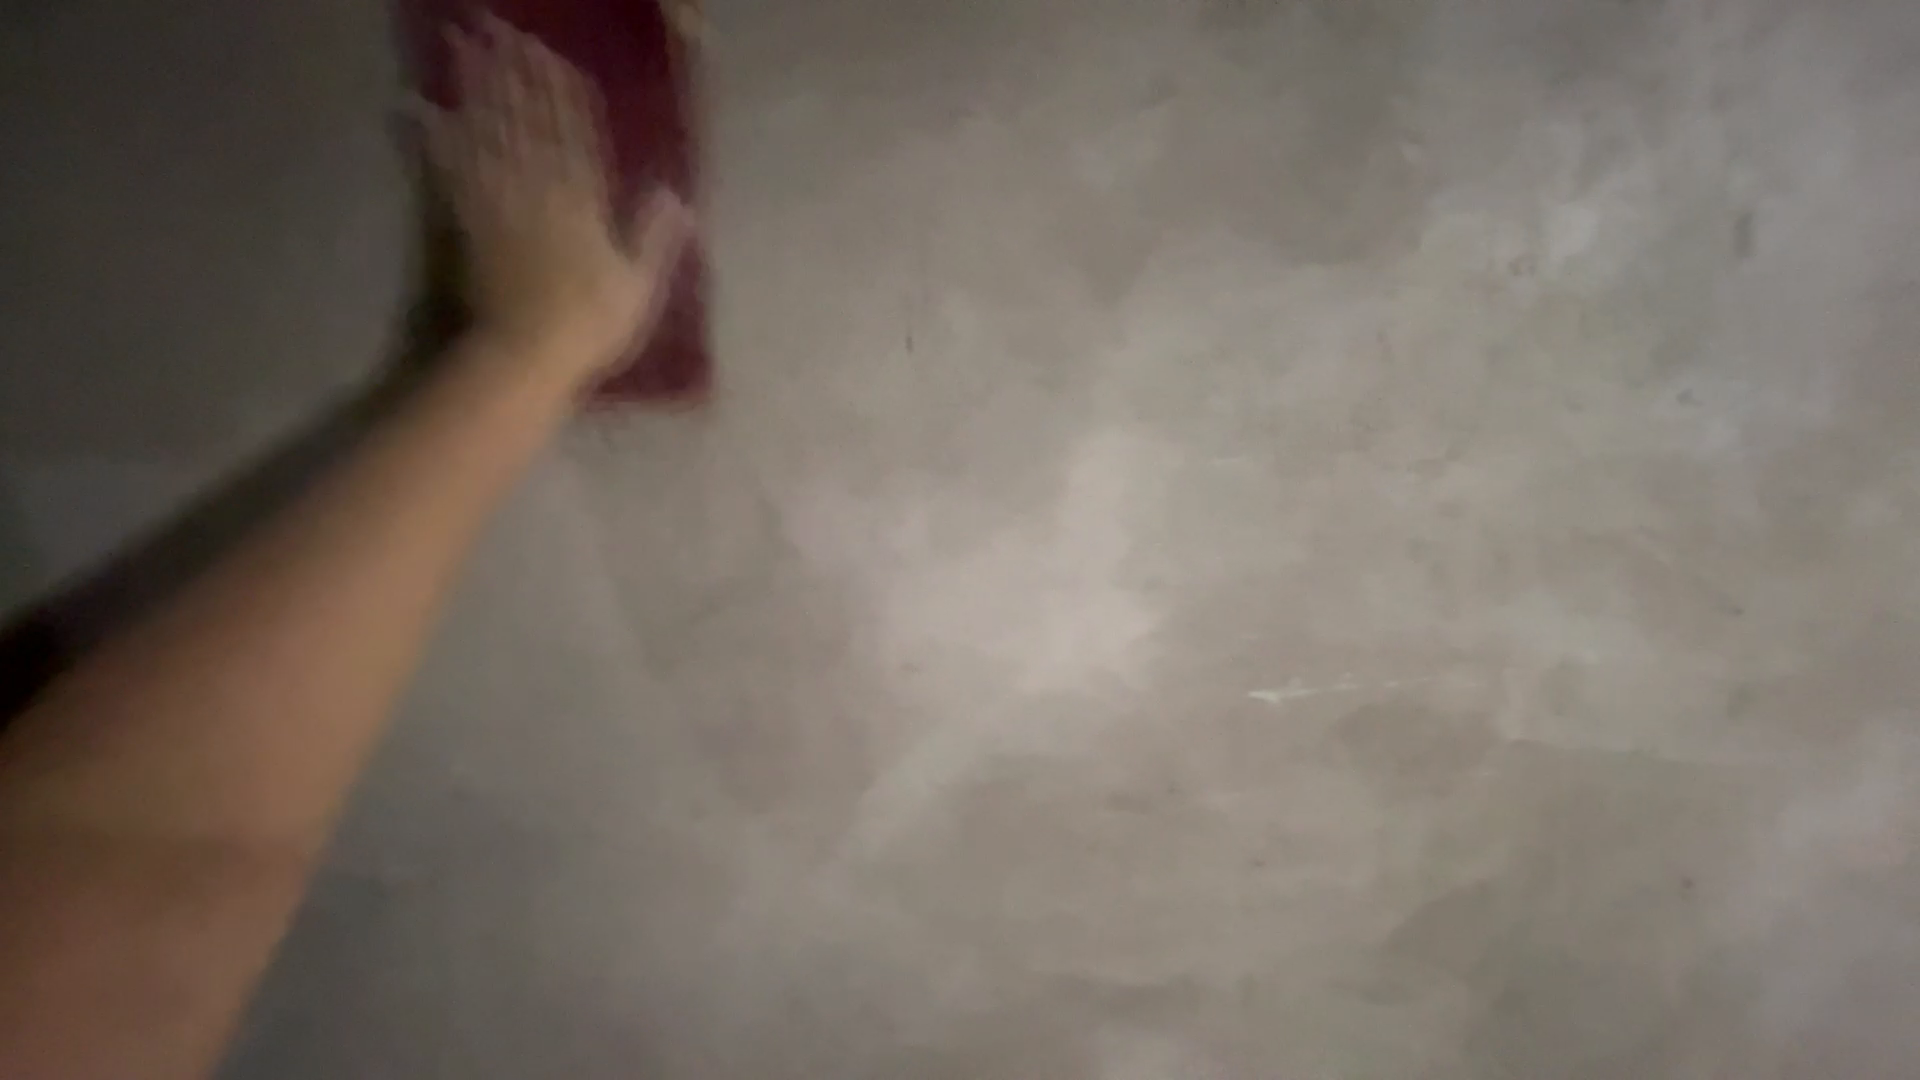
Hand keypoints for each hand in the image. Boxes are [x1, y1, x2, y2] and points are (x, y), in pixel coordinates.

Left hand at [424, 16, 691, 381]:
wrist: (527, 354)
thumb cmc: (592, 327)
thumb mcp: (640, 288)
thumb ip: (655, 239)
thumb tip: (677, 197)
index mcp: (585, 209)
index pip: (578, 142)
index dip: (566, 98)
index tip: (557, 58)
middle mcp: (540, 193)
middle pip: (528, 124)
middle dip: (517, 75)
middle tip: (502, 28)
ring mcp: (499, 205)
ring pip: (487, 135)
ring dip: (475, 87)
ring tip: (462, 44)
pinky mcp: (468, 223)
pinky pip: (450, 173)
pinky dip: (434, 139)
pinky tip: (418, 107)